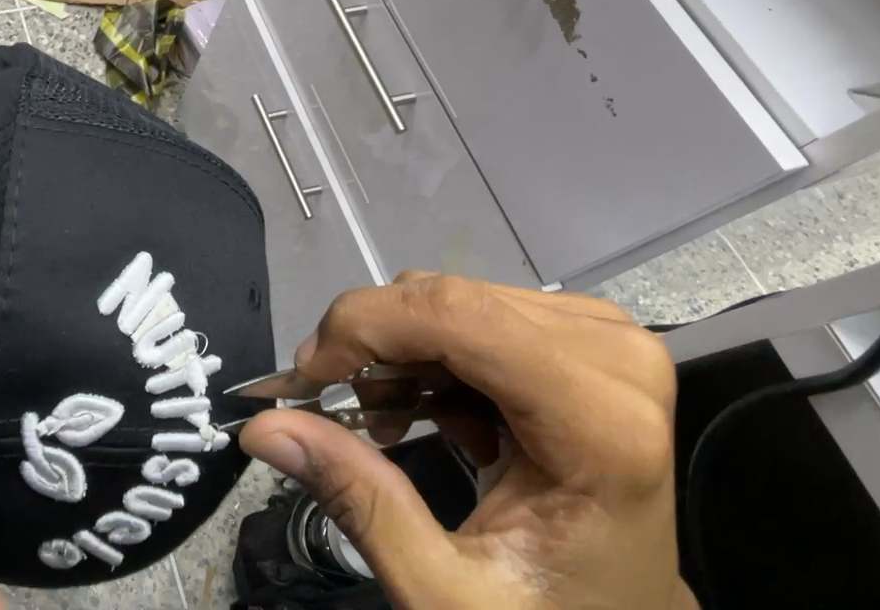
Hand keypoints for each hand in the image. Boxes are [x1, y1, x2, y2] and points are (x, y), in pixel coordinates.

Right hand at [240, 272, 695, 609]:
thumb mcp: (449, 592)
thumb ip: (361, 504)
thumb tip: (265, 428)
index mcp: (603, 425)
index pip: (459, 317)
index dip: (366, 326)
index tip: (305, 377)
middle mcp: (614, 357)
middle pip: (447, 301)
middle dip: (372, 346)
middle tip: (334, 411)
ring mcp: (603, 337)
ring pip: (450, 299)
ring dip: (399, 353)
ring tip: (388, 423)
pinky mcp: (584, 333)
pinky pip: (472, 310)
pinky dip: (430, 355)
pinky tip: (431, 412)